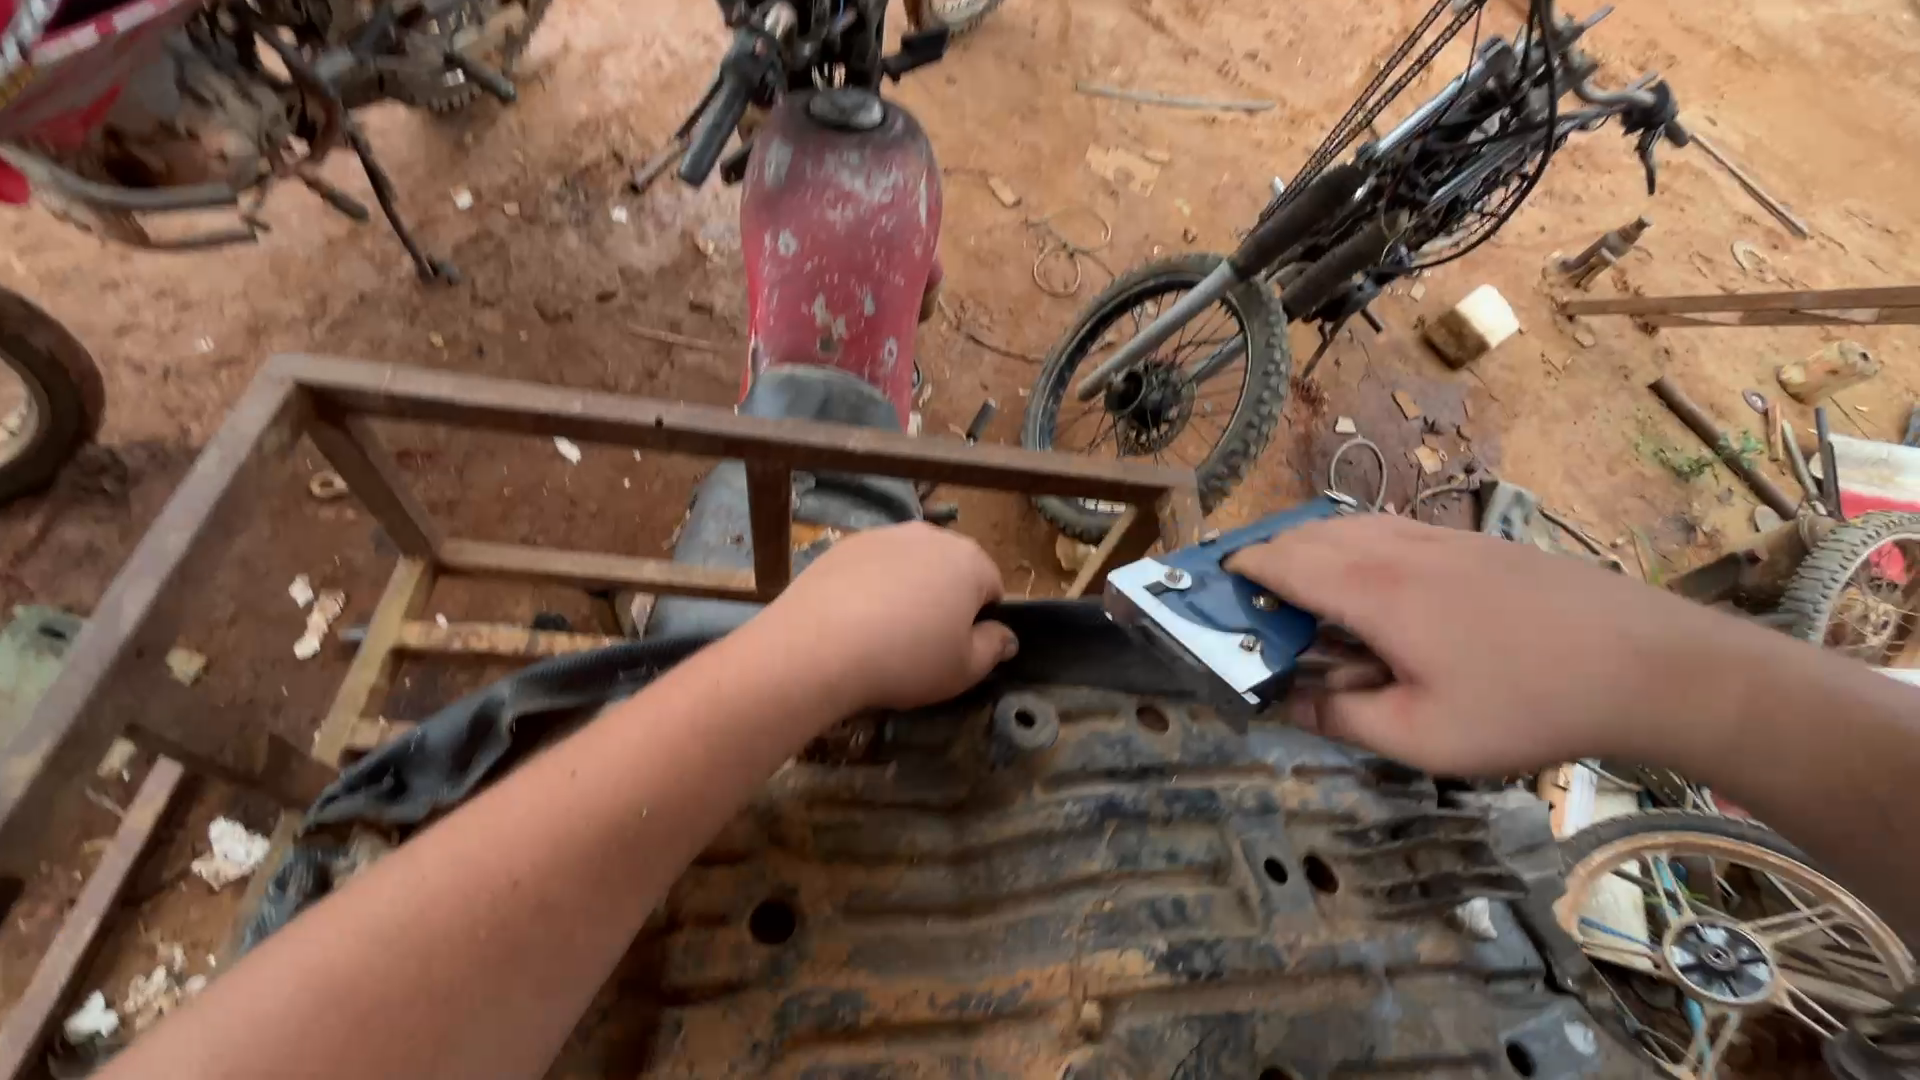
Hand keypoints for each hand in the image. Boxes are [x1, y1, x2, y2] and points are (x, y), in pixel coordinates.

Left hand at [754, 522, 1017, 710]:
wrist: (818, 646)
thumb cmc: (906, 659)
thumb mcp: (964, 670)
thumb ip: (993, 648)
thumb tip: (1006, 636)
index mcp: (970, 561)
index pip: (992, 587)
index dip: (980, 621)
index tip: (958, 648)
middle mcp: (931, 535)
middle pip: (950, 569)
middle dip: (944, 598)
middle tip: (922, 641)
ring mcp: (884, 534)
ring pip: (909, 565)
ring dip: (907, 589)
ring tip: (884, 632)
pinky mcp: (844, 544)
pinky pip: (872, 566)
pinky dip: (870, 586)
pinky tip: (854, 619)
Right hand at [1226, 513, 1755, 775]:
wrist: (1653, 664)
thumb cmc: (1526, 703)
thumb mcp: (1421, 736)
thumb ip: (1339, 716)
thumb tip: (1283, 702)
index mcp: (1371, 588)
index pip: (1280, 559)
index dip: (1238, 569)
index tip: (1213, 587)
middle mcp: (1394, 547)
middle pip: (1305, 533)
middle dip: (1265, 557)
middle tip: (1250, 598)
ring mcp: (1436, 536)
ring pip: (1344, 525)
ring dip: (1306, 549)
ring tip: (1298, 591)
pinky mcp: (1468, 541)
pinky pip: (1383, 530)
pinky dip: (1348, 547)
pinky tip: (1365, 585)